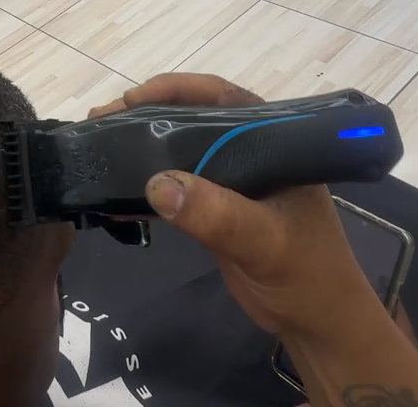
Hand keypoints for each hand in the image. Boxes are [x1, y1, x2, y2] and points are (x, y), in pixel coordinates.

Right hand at [100, 74, 382, 348]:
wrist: (320, 327)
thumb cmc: (308, 275)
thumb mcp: (265, 241)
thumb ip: (218, 214)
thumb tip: (157, 184)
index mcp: (269, 140)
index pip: (219, 95)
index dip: (175, 89)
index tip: (133, 98)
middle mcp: (247, 149)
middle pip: (189, 117)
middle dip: (144, 115)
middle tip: (101, 121)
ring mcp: (230, 178)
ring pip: (177, 149)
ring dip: (139, 148)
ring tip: (98, 148)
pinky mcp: (215, 205)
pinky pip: (174, 185)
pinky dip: (145, 187)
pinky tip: (113, 194)